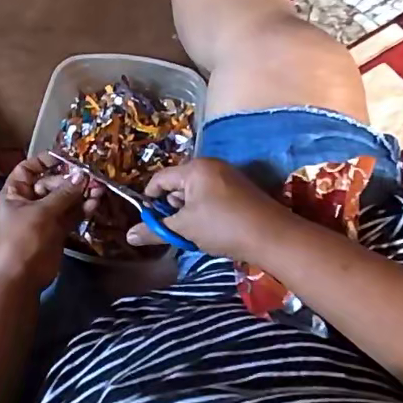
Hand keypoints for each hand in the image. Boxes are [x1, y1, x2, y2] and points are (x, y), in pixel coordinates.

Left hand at [0, 155, 100, 290]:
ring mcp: (43, 217)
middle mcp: (28, 202)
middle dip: (70, 180)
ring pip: (64, 200)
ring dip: (80, 194)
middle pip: (50, 184)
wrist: (20, 278)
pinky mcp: (56, 231)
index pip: (27, 169)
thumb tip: (82, 175)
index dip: (44, 161)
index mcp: (14, 193)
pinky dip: (82, 209)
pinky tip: (96, 203)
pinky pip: (70, 215)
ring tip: (99, 189)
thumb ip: (63, 194)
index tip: (65, 157)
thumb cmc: (22, 240)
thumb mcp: (41, 213)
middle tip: (91, 178)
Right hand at [126, 158, 281, 259]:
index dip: (149, 200)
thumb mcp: (184, 229)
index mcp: (194, 169)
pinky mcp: (241, 188)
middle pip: (178, 183)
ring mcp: (228, 175)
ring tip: (195, 231)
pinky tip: (213, 228)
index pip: (159, 179)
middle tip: (176, 227)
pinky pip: (212, 194)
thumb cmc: (223, 227)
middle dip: (172, 206)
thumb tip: (129, 236)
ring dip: (189, 210)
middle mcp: (211, 165)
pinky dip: (206, 210)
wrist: (273, 237)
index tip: (149, 220)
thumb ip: (155, 230)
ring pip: (196, 191)